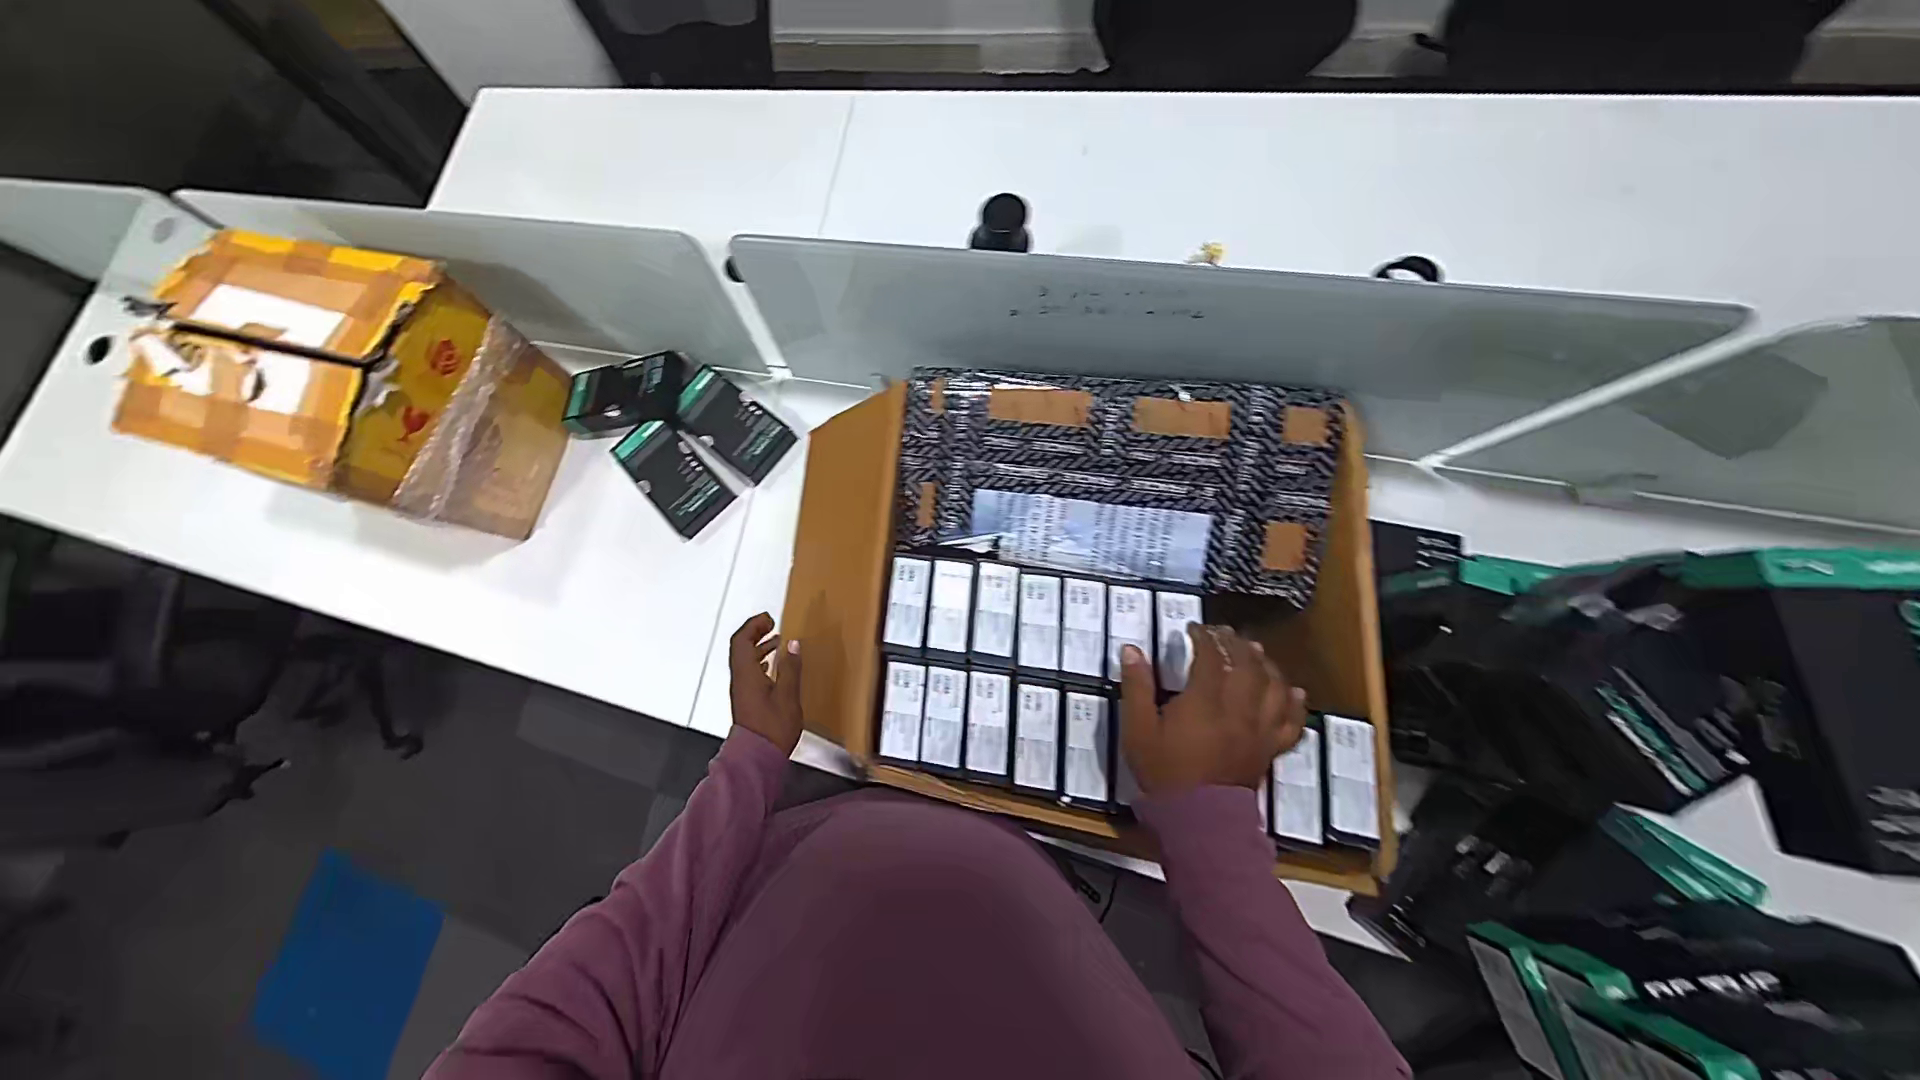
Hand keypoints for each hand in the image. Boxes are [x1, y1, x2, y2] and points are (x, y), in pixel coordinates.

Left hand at [728, 613, 802, 754]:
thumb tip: (792, 644)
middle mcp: (740, 680)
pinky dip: (761, 662)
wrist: (757, 759)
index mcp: (746, 674)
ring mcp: (742, 691)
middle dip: (755, 632)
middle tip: (771, 625)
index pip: (741, 641)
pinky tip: (774, 667)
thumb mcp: (788, 695)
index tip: (768, 619)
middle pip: (740, 648)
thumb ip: (790, 668)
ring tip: (777, 643)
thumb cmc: (772, 729)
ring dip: (759, 647)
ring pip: (745, 660)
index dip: (753, 625)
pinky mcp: (747, 700)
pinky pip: (750, 672)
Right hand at [1119, 623, 1307, 796]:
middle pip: (1247, 665)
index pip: (1211, 656)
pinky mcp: (1270, 748)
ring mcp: (1259, 729)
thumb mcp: (1138, 729)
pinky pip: (1290, 722)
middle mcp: (1238, 709)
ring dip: (1265, 664)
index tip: (1193, 628)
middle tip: (1223, 633)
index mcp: (1205, 701)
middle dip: (1235, 643)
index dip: (1203, 637)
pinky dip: (1294, 703)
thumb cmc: (1164, 772)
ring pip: (1273, 687)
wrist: (1199, 820)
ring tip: (1255, 652)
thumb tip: (1131, 650)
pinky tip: (1293, 690)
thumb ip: (1137, 687)